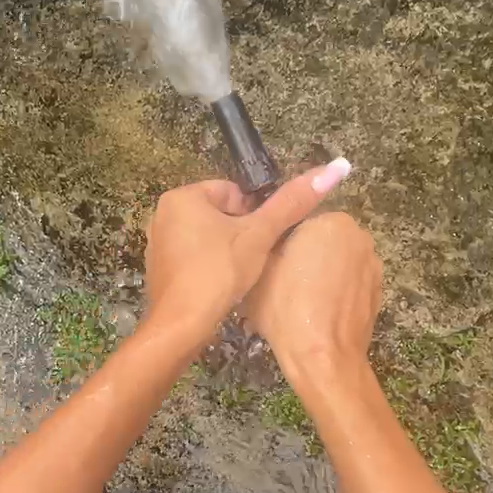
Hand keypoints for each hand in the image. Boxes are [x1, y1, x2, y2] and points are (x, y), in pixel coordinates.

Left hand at [143, 160, 351, 350]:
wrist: (181, 324)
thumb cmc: (218, 272)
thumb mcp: (260, 234)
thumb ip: (292, 202)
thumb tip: (335, 167)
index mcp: (181, 197)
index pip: (231, 192)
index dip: (253, 214)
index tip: (259, 237)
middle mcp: (162, 215)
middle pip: (219, 214)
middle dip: (239, 233)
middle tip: (252, 257)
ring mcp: (157, 245)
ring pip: (206, 238)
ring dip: (227, 251)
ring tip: (238, 272)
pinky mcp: (158, 271)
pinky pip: (193, 259)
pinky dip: (209, 268)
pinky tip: (220, 285)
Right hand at [241, 209, 382, 393]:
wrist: (323, 357)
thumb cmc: (285, 308)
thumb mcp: (256, 269)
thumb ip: (264, 242)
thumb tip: (267, 237)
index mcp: (329, 222)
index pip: (294, 221)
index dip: (276, 243)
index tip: (264, 265)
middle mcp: (358, 235)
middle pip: (317, 240)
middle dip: (300, 256)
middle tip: (277, 284)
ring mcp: (373, 264)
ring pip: (333, 262)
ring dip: (317, 274)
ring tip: (296, 302)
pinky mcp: (378, 290)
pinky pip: (346, 282)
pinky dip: (332, 292)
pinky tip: (315, 313)